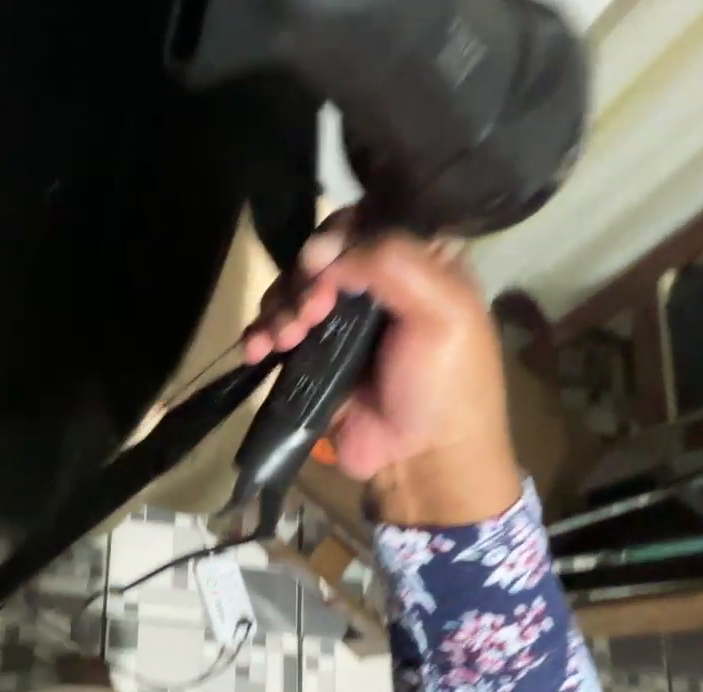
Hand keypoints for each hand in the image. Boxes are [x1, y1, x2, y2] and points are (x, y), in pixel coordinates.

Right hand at [242, 219, 510, 483]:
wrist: (419, 459)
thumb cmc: (446, 383)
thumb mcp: (444, 311)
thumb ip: (394, 263)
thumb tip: (324, 251)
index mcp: (417, 263)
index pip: (366, 222)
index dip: (336, 235)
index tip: (321, 264)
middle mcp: (373, 287)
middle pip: (317, 256)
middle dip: (303, 281)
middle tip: (310, 315)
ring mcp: (337, 324)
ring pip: (290, 292)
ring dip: (278, 309)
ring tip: (283, 340)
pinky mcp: (309, 358)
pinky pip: (272, 332)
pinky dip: (258, 335)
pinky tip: (257, 351)